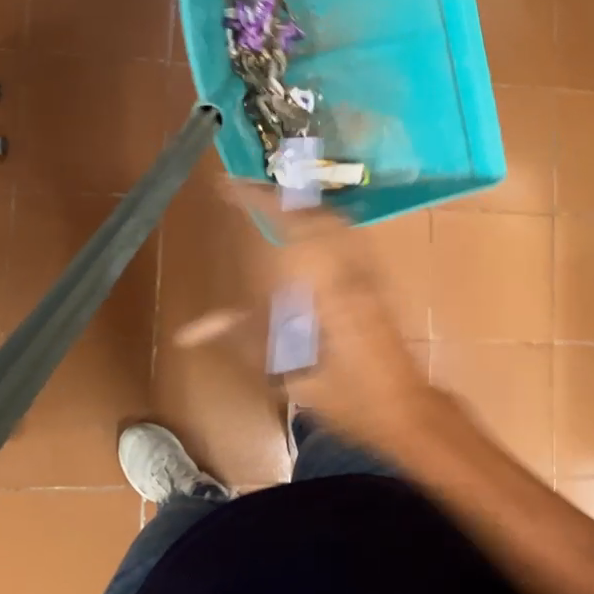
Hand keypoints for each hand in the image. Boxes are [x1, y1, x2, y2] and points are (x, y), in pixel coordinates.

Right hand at [209, 181, 439, 448]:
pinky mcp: (380, 281)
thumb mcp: (285, 372)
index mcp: (323, 284)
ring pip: (336, 220)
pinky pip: (351, 236)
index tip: (227, 185)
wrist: (404, 408)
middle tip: (247, 194)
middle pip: (314, 213)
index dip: (256, 198)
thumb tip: (188, 332)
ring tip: (275, 208)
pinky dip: (325, 224)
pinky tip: (312, 237)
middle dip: (279, 197)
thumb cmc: (344, 394)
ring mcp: (369, 272)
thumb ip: (240, 340)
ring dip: (304, 208)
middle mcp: (348, 268)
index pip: (287, 223)